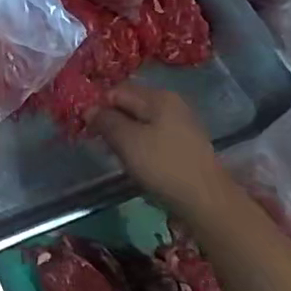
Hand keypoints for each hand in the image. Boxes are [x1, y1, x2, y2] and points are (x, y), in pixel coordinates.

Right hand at [91, 84, 237, 216]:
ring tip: (114, 154)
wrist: (204, 199)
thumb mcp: (127, 141)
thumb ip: (106, 121)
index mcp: (158, 97)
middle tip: (98, 143)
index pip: (117, 91)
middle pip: (130, 104)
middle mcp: (171, 104)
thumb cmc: (162, 166)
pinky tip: (135, 161)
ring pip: (140, 121)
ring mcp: (180, 124)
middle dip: (110, 120)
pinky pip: (152, 135)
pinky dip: (138, 145)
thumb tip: (89, 109)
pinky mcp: (183, 143)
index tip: (86, 128)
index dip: (98, 106)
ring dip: (123, 134)